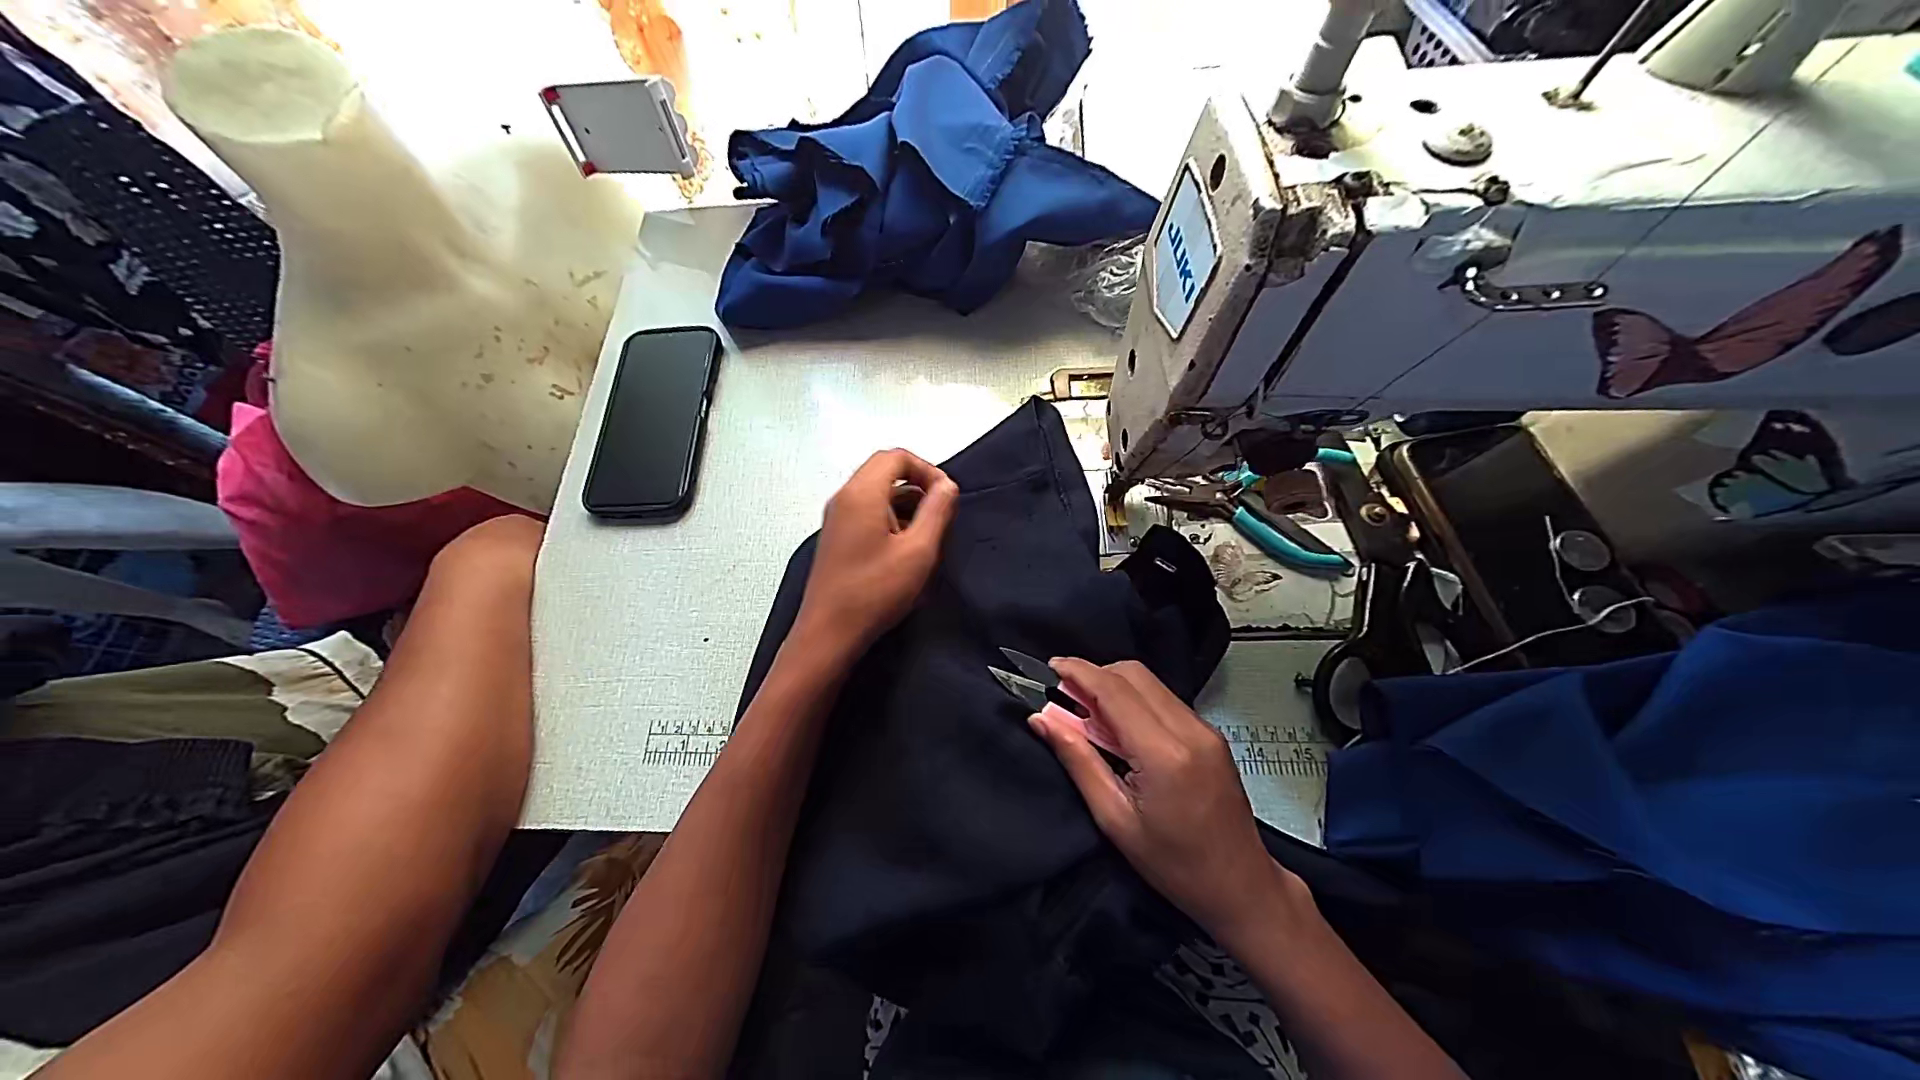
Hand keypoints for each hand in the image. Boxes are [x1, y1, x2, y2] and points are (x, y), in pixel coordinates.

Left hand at [795, 449, 959, 653]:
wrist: (829, 632)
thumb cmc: (873, 593)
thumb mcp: (918, 551)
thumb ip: (937, 511)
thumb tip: (947, 486)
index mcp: (861, 494)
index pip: (896, 456)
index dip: (927, 469)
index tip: (946, 495)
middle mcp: (843, 499)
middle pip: (884, 471)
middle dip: (918, 486)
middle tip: (940, 514)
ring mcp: (836, 519)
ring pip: (877, 493)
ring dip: (906, 505)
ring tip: (926, 537)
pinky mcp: (837, 538)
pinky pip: (867, 513)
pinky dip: (891, 519)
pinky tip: (904, 551)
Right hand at [1029, 658, 1307, 940]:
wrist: (1241, 886)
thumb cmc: (1176, 866)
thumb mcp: (1115, 819)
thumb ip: (1078, 761)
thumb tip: (1042, 720)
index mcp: (1164, 754)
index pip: (1114, 689)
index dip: (1078, 672)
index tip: (1051, 668)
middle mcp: (1190, 730)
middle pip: (1133, 673)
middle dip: (1094, 675)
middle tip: (1065, 699)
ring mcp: (1205, 729)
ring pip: (1149, 682)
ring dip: (1113, 687)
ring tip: (1089, 720)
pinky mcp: (1210, 734)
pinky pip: (1164, 699)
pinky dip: (1134, 701)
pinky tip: (1120, 731)